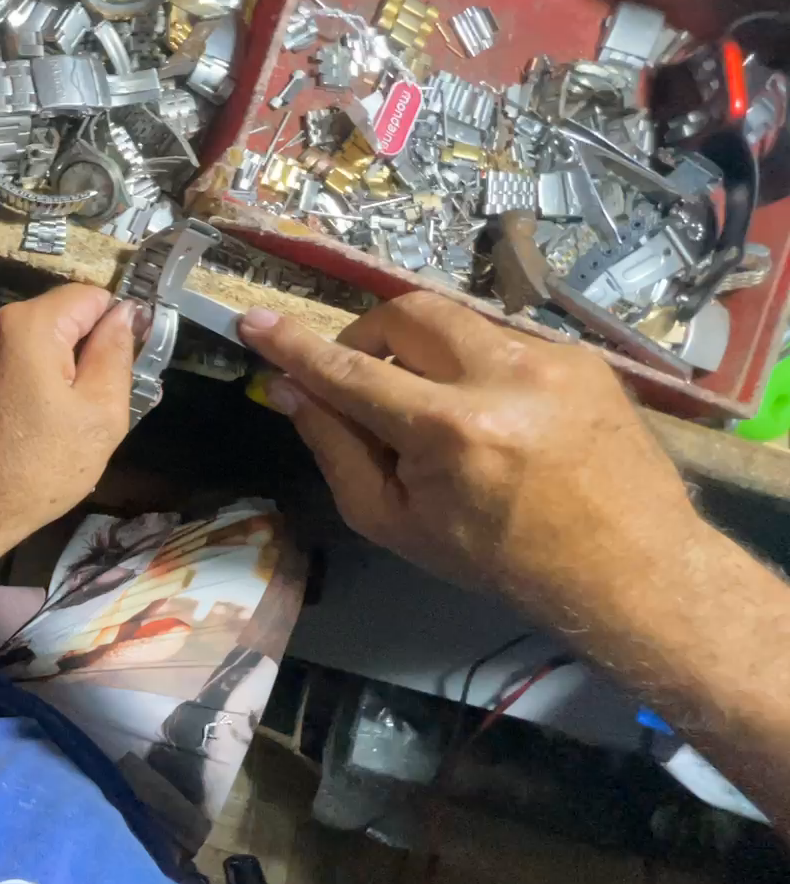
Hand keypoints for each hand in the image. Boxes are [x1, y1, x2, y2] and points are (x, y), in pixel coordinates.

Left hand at [0, 283, 137, 578]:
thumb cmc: (38, 469)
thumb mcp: (100, 414)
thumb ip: (115, 353)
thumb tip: (124, 312)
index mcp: (25, 324)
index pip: (89, 296)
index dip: (111, 328)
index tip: (110, 372)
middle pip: (56, 315)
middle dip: (76, 350)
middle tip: (79, 404)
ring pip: (29, 337)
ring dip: (47, 365)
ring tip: (49, 415)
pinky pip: (2, 355)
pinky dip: (18, 375)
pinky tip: (21, 416)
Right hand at [238, 292, 698, 599]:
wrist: (631, 569)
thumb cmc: (489, 555)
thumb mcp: (386, 516)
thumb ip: (332, 444)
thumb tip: (286, 389)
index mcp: (449, 431)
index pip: (348, 372)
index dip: (292, 345)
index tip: (253, 321)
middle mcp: (505, 379)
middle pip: (405, 314)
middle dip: (364, 336)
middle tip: (357, 378)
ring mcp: (554, 361)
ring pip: (451, 319)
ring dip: (414, 351)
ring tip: (421, 402)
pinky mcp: (582, 359)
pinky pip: (493, 337)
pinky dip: (460, 363)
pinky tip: (475, 409)